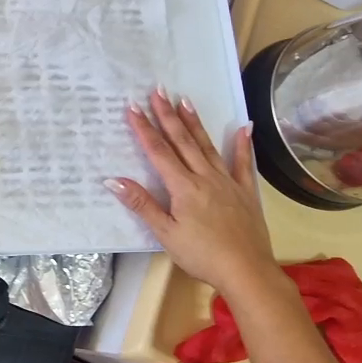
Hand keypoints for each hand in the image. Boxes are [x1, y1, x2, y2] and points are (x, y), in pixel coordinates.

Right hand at [105, 90, 285, 296]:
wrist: (247, 272)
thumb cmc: (202, 255)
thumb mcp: (165, 233)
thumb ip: (142, 204)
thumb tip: (113, 180)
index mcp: (183, 187)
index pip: (158, 152)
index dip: (144, 128)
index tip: (133, 107)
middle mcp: (205, 177)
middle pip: (182, 141)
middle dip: (167, 116)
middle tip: (158, 91)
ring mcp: (227, 183)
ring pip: (207, 146)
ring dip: (194, 123)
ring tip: (185, 100)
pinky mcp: (245, 193)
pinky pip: (243, 164)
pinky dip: (242, 145)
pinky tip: (242, 127)